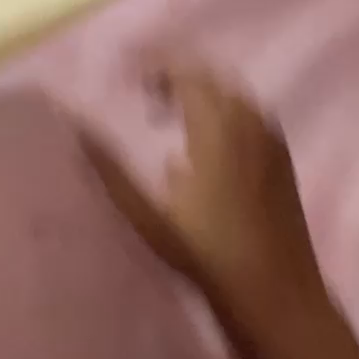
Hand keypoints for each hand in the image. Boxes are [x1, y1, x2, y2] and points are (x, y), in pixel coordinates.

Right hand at [81, 63, 330, 322]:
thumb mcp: (146, 213)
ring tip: (169, 114)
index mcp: (215, 127)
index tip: (128, 74)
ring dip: (200, 92)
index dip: (154, 65)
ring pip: (232, 93)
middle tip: (145, 92)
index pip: (184, 72)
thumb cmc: (204, 253)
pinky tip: (205, 141)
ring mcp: (270, 139)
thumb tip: (76, 128)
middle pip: (211, 75)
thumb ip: (109, 168)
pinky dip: (222, 109)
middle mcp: (247, 122)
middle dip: (176, 74)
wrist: (276, 294)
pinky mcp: (282, 159)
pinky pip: (249, 113)